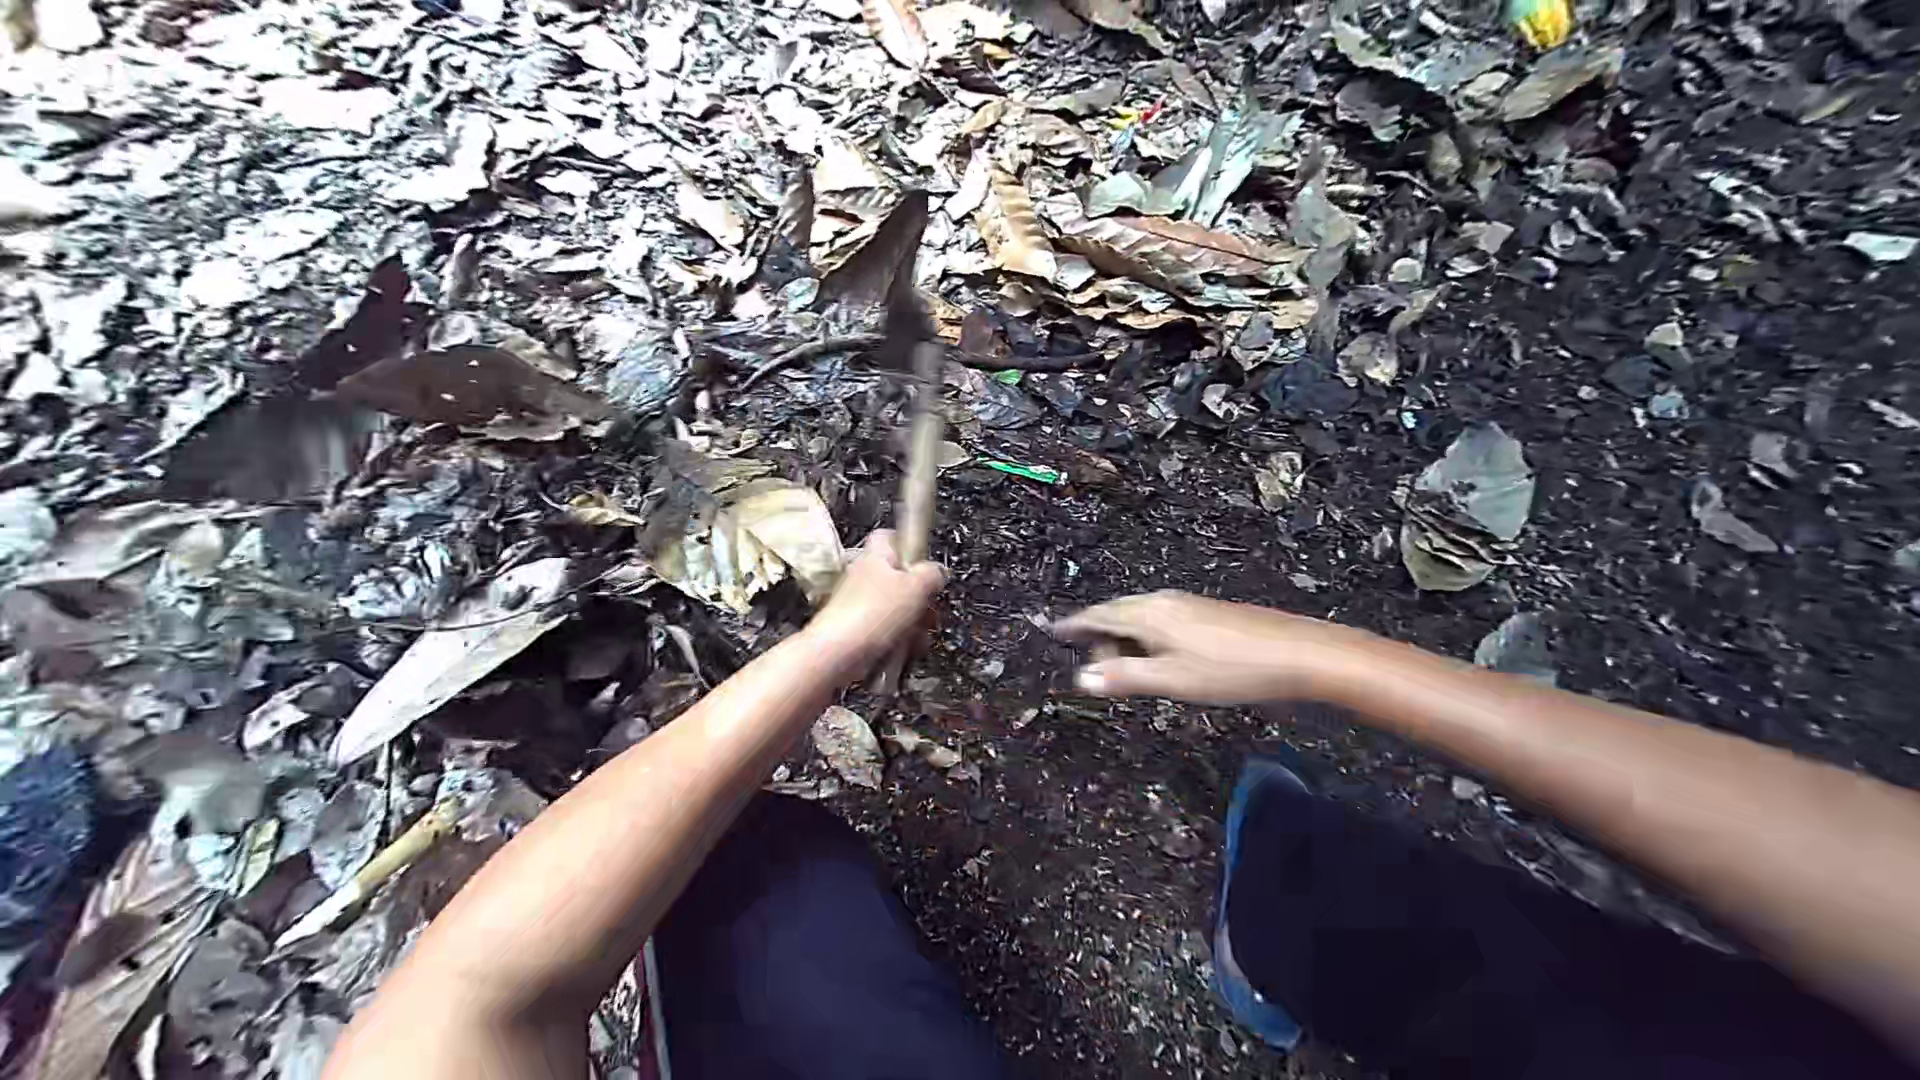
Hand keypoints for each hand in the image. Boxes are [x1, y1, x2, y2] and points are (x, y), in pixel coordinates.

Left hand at [804, 530, 945, 675]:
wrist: (839, 655)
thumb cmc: (876, 613)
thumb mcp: (917, 586)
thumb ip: (932, 573)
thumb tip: (936, 572)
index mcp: (876, 557)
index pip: (890, 537)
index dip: (910, 546)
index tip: (925, 563)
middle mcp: (865, 577)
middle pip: (901, 579)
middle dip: (921, 597)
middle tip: (930, 609)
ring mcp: (860, 606)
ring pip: (897, 609)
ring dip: (915, 623)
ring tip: (919, 636)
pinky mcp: (858, 632)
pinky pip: (888, 631)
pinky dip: (901, 640)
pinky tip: (907, 650)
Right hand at [1050, 591, 1377, 704]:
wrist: (1301, 654)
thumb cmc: (1231, 669)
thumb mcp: (1171, 679)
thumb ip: (1125, 677)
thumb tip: (1082, 678)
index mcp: (1149, 613)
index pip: (1099, 615)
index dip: (1075, 624)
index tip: (1055, 629)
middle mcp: (1164, 601)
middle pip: (1118, 613)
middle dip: (1100, 636)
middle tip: (1096, 668)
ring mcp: (1187, 605)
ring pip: (1141, 617)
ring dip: (1125, 639)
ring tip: (1126, 667)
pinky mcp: (1207, 613)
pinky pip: (1162, 621)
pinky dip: (1148, 638)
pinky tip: (1160, 658)